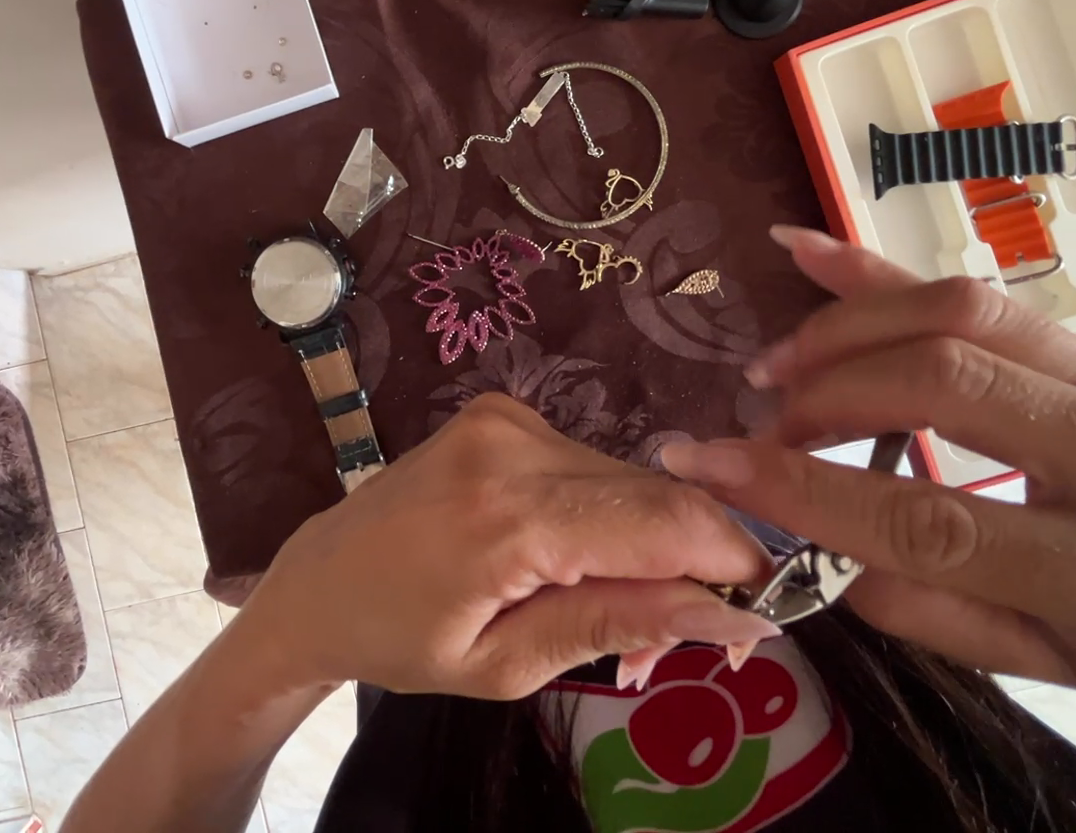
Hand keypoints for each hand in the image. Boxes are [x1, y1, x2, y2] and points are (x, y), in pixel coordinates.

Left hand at [233, 393, 779, 699]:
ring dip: (643, 542)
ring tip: (611, 608)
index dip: (730, 561)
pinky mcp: (500, 412)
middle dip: (687, 564)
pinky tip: (576, 558)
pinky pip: (588, 465)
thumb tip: (731, 612)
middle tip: (672, 639)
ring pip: (626, 478)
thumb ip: (618, 622)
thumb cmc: (400, 639)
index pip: (663, 520)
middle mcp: (512, 443)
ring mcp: (505, 417)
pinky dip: (604, 513)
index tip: (756, 614)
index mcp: (507, 515)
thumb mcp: (508, 664)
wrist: (319, 578)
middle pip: (653, 494)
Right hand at [664, 226, 1075, 721]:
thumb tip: (802, 532)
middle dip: (828, 390)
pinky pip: (984, 294)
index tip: (710, 466)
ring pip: (966, 312)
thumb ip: (920, 607)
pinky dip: (880, 273)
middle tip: (763, 417)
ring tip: (779, 364)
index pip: (935, 519)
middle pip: (952, 379)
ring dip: (846, 328)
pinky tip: (806, 249)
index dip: (806, 489)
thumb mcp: (1036, 665)